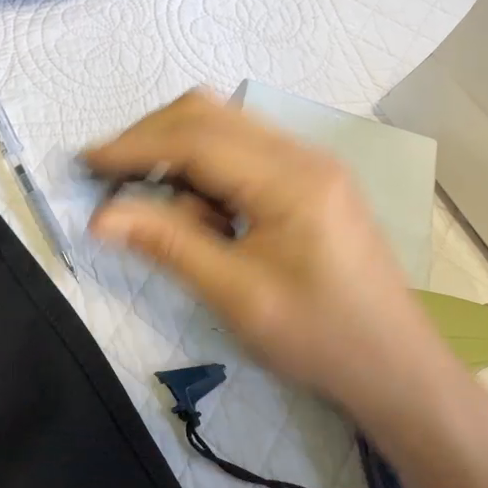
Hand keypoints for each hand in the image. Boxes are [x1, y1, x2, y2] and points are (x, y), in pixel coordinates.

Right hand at [83, 89, 450, 411]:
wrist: (402, 373)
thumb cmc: (322, 340)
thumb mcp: (237, 297)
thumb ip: (167, 246)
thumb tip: (99, 218)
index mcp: (293, 181)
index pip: (195, 138)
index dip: (134, 146)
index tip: (86, 163)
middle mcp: (304, 155)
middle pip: (207, 113)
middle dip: (149, 137)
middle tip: (109, 176)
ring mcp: (310, 162)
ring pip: (220, 122)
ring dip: (172, 147)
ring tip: (146, 194)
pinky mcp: (307, 177)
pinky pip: (238, 146)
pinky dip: (199, 162)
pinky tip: (191, 205)